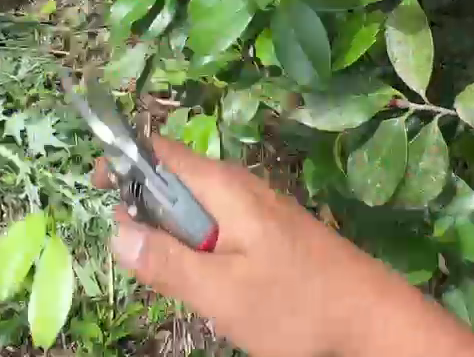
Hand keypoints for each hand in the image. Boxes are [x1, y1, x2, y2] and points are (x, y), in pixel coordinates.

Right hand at [96, 138, 473, 356]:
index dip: (123, 160)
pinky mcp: (269, 231)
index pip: (159, 150)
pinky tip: (213, 287)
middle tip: (143, 260)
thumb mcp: (222, 293)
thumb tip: (116, 229)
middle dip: (148, 211)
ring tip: (182, 281)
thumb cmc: (296, 305)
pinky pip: (218, 228)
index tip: (97, 187)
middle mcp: (237, 185)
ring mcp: (256, 208)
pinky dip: (201, 249)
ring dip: (175, 237)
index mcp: (222, 186)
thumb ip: (167, 261)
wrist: (376, 323)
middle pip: (174, 180)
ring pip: (195, 209)